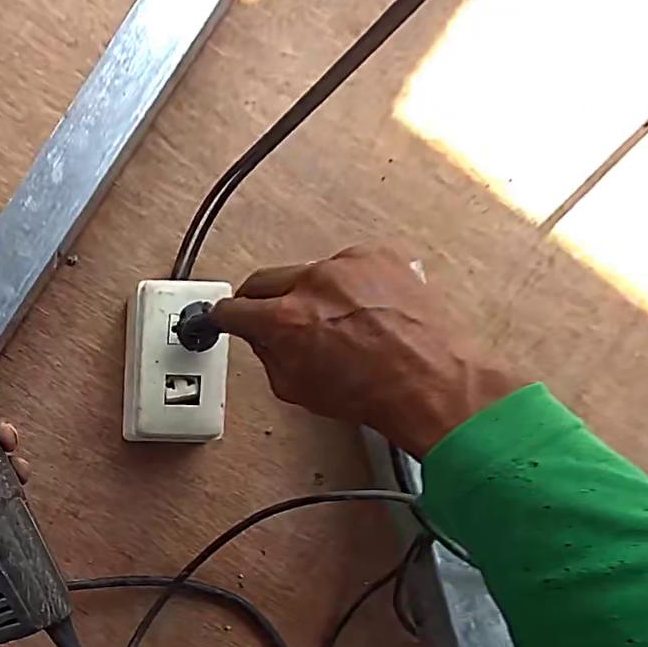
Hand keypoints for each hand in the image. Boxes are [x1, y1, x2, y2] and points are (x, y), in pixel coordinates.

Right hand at [210, 244, 523, 455]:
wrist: (427, 380)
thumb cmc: (370, 390)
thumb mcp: (292, 386)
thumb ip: (267, 353)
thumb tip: (261, 337)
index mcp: (284, 319)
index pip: (232, 308)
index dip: (221, 317)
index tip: (221, 317)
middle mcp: (314, 284)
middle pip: (262, 280)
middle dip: (258, 301)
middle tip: (262, 315)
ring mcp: (349, 266)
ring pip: (305, 272)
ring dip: (304, 293)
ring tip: (322, 320)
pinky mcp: (380, 256)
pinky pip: (344, 265)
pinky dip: (342, 284)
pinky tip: (352, 309)